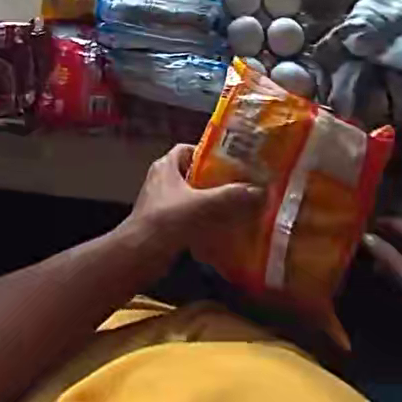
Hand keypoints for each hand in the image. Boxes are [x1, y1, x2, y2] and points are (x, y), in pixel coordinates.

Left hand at [121, 143, 263, 263]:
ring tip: (237, 209)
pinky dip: (204, 220)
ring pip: (191, 196)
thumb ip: (231, 196)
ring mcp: (161, 201)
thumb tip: (260, 190)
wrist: (141, 251)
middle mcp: (162, 180)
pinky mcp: (164, 222)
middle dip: (214, 180)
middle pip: (191, 173)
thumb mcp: (203, 204)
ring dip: (211, 202)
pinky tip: (223, 230)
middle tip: (240, 188)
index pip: (187, 150)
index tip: (231, 162)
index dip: (207, 153)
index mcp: (165, 166)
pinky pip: (188, 215)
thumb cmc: (169, 219)